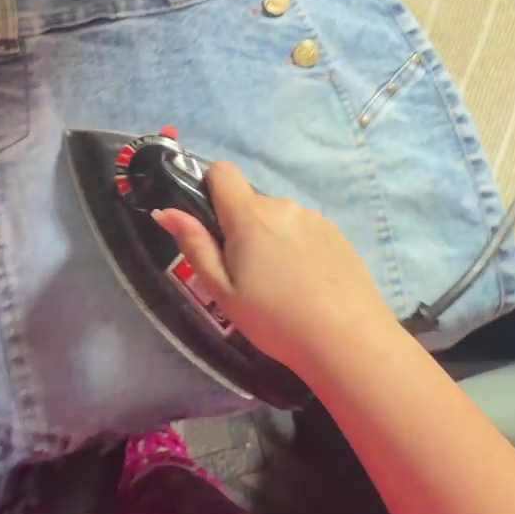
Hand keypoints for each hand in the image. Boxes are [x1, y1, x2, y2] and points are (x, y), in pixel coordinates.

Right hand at [151, 162, 395, 375]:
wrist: (349, 342)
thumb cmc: (275, 320)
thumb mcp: (223, 291)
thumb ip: (195, 245)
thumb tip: (165, 212)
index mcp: (250, 215)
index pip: (222, 171)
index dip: (211, 188)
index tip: (212, 224)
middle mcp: (282, 206)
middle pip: (250, 201)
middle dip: (241, 227)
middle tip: (246, 273)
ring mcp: (314, 218)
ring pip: (278, 217)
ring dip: (270, 238)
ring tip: (281, 284)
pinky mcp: (337, 234)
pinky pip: (303, 229)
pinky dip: (297, 247)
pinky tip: (306, 284)